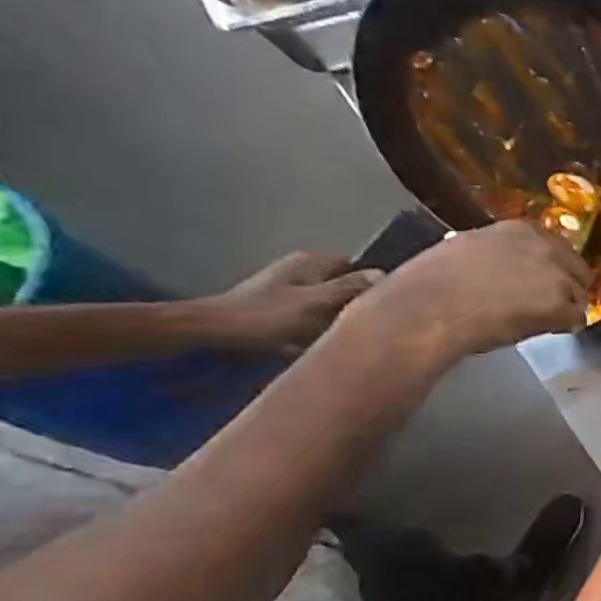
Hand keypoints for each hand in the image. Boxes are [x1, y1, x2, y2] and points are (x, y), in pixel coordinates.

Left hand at [197, 251, 378, 350]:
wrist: (214, 331)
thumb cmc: (266, 316)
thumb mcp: (315, 302)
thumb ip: (350, 287)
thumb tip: (386, 275)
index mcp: (313, 262)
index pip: (360, 267)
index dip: (375, 286)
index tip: (384, 308)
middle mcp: (305, 269)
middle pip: (348, 285)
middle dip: (358, 304)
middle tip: (366, 325)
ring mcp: (294, 286)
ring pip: (335, 301)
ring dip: (341, 317)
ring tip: (346, 335)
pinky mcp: (287, 305)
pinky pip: (319, 313)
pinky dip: (324, 325)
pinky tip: (325, 339)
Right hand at [343, 220, 593, 363]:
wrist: (431, 308)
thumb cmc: (437, 280)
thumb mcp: (470, 246)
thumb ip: (502, 252)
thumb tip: (508, 264)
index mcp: (522, 229)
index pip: (558, 248)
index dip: (554, 268)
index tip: (544, 281)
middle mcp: (545, 248)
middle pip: (578, 271)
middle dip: (567, 288)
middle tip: (550, 304)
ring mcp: (556, 277)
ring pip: (579, 297)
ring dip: (565, 309)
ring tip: (540, 319)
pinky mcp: (559, 306)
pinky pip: (577, 320)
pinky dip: (564, 328)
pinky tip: (543, 330)